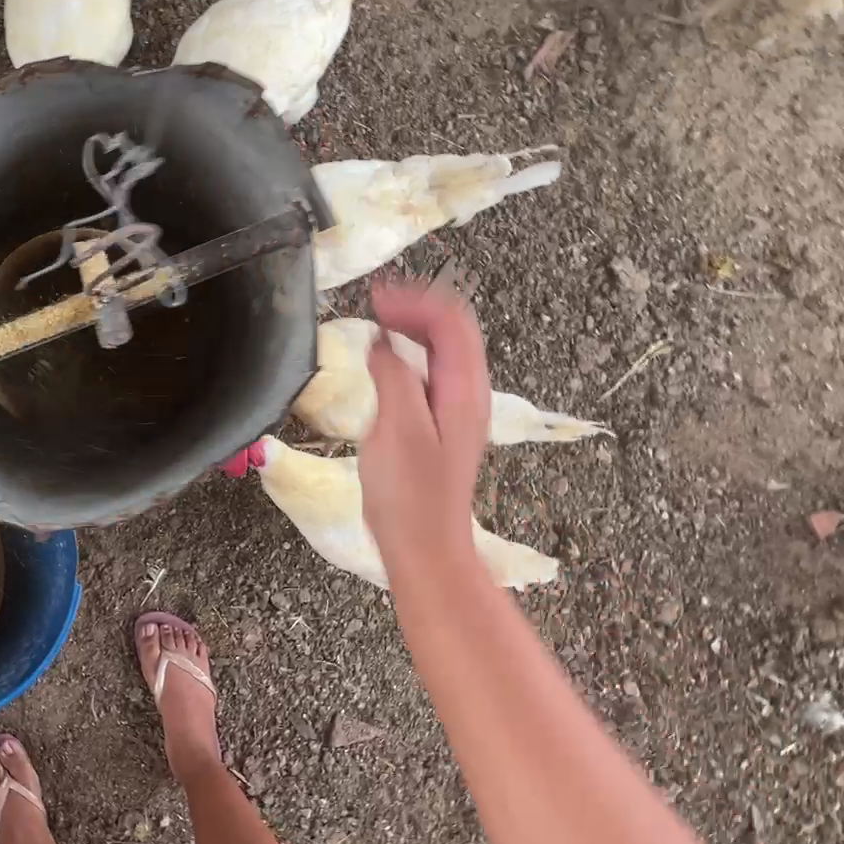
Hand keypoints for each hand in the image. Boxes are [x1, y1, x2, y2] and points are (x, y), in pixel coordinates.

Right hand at [358, 283, 489, 575]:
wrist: (423, 546)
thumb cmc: (409, 494)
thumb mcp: (396, 428)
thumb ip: (393, 376)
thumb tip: (383, 343)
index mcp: (463, 390)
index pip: (452, 322)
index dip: (416, 300)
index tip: (375, 297)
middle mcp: (467, 394)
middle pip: (453, 330)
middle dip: (416, 306)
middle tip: (375, 302)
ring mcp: (456, 409)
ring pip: (443, 350)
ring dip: (413, 327)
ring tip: (378, 320)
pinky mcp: (440, 424)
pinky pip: (431, 371)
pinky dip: (409, 353)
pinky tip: (384, 360)